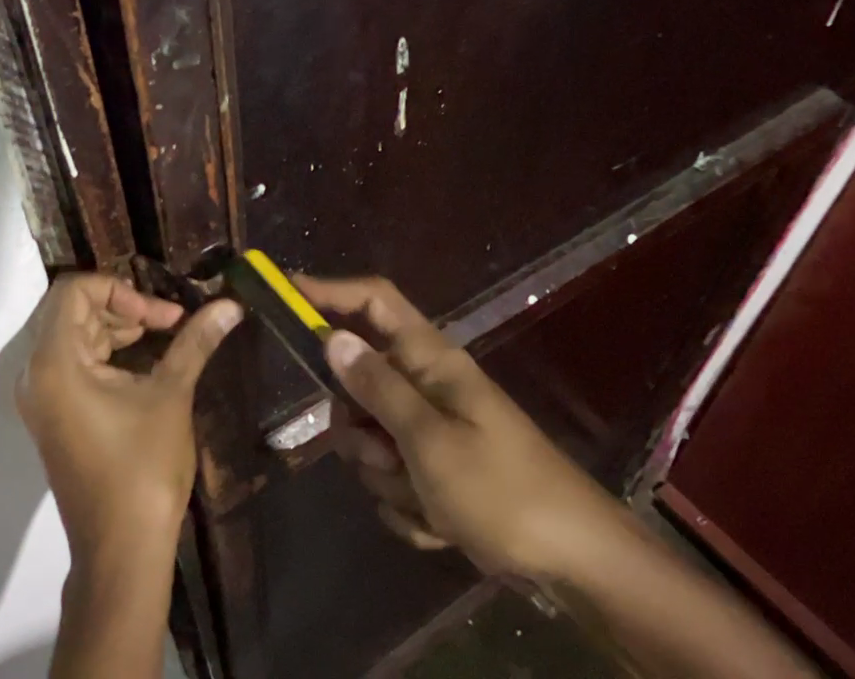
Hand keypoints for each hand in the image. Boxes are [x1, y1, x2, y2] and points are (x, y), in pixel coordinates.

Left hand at [15, 273, 242, 562]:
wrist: (120, 547)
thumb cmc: (142, 468)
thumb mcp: (171, 395)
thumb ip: (195, 342)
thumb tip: (231, 305)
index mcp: (54, 362)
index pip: (74, 290)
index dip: (120, 291)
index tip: (162, 316)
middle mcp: (36, 374)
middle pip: (72, 312)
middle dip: (123, 309)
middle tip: (171, 324)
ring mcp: (41, 398)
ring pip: (73, 337)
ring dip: (116, 330)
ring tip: (164, 340)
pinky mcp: (53, 417)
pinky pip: (73, 366)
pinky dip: (106, 355)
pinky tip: (144, 367)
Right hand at [299, 275, 624, 578]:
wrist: (573, 562)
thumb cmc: (502, 490)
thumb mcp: (429, 440)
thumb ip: (377, 388)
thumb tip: (332, 337)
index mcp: (431, 362)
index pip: (375, 302)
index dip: (329, 291)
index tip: (282, 293)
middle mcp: (428, 388)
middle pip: (358, 384)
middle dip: (358, 428)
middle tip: (384, 455)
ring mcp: (433, 432)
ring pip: (370, 440)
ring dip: (387, 477)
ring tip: (426, 500)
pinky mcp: (437, 473)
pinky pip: (394, 481)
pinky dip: (409, 508)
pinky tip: (440, 525)